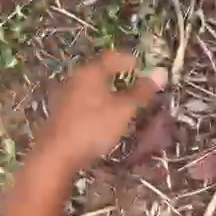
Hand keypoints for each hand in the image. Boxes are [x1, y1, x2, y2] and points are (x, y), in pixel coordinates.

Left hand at [31, 50, 165, 172]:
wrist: (54, 158)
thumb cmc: (93, 127)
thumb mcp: (123, 109)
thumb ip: (141, 92)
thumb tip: (160, 73)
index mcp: (91, 72)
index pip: (112, 57)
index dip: (128, 60)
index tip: (141, 66)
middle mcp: (75, 79)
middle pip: (99, 71)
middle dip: (117, 74)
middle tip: (133, 81)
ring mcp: (64, 97)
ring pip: (90, 87)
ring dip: (106, 90)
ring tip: (120, 100)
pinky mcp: (59, 115)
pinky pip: (83, 101)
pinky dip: (95, 103)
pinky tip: (102, 116)